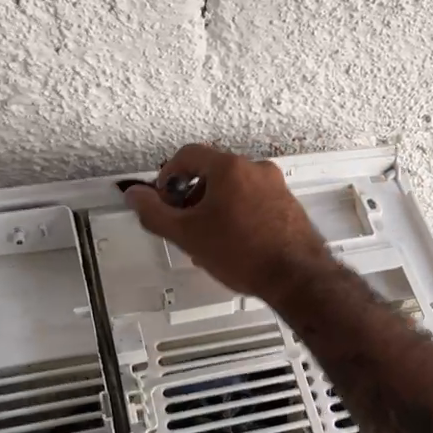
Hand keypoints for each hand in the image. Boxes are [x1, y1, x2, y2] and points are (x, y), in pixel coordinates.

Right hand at [125, 144, 332, 301]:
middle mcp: (257, 171)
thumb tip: (135, 196)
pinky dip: (238, 216)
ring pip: (235, 190)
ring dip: (215, 209)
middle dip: (192, 196)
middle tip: (182, 221)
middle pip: (213, 172)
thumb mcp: (188, 235)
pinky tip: (233, 245)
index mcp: (231, 168)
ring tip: (207, 240)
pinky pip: (255, 203)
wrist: (297, 278)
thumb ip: (155, 213)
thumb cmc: (247, 254)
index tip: (163, 196)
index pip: (188, 155)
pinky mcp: (289, 207)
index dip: (168, 175)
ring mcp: (277, 188)